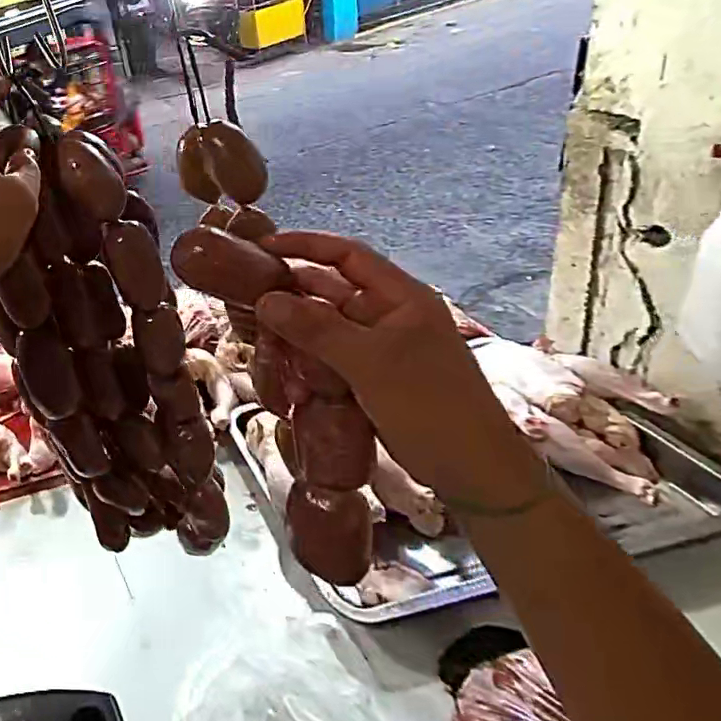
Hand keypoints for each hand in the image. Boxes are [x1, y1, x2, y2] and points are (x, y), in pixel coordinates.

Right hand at [255, 231, 543, 507]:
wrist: (475, 475)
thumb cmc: (432, 408)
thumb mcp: (372, 364)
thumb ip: (317, 328)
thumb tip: (265, 300)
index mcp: (400, 297)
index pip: (347, 254)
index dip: (305, 245)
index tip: (263, 246)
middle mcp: (387, 315)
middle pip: (330, 288)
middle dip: (290, 289)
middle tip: (245, 294)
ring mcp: (378, 347)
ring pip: (325, 323)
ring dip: (293, 326)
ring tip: (255, 330)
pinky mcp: (368, 376)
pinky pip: (327, 354)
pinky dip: (304, 355)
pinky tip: (280, 363)